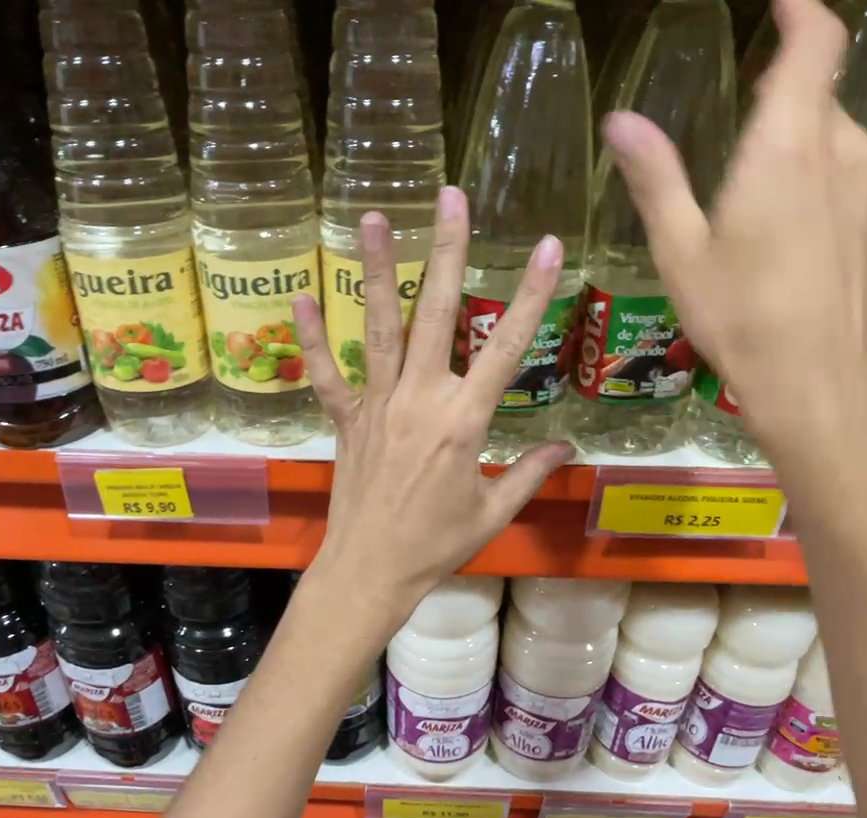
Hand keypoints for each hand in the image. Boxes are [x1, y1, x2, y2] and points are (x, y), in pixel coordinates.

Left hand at [293, 188, 574, 616]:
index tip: (549, 246)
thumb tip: (566, 448)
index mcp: (464, 422)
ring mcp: (377, 406)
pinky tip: (300, 296)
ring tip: (373, 217)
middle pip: (437, 316)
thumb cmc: (436, 548)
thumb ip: (529, 474)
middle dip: (447, 252)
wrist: (369, 572)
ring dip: (378, 272)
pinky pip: (327, 374)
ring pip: (379, 329)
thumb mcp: (493, 513)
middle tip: (450, 197)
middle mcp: (419, 400)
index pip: (507, 348)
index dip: (532, 295)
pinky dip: (312, 338)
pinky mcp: (346, 421)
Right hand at [604, 0, 866, 457]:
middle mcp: (840, 151)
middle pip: (819, 90)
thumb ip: (656, 178)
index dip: (802, 10)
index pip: (816, 43)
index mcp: (787, 146)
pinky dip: (816, 171)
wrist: (812, 380)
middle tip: (743, 100)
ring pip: (834, 134)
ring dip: (799, 133)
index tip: (779, 2)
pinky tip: (785, 220)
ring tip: (757, 171)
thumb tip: (620, 120)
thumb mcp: (681, 250)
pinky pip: (847, 171)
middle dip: (782, 85)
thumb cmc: (737, 315)